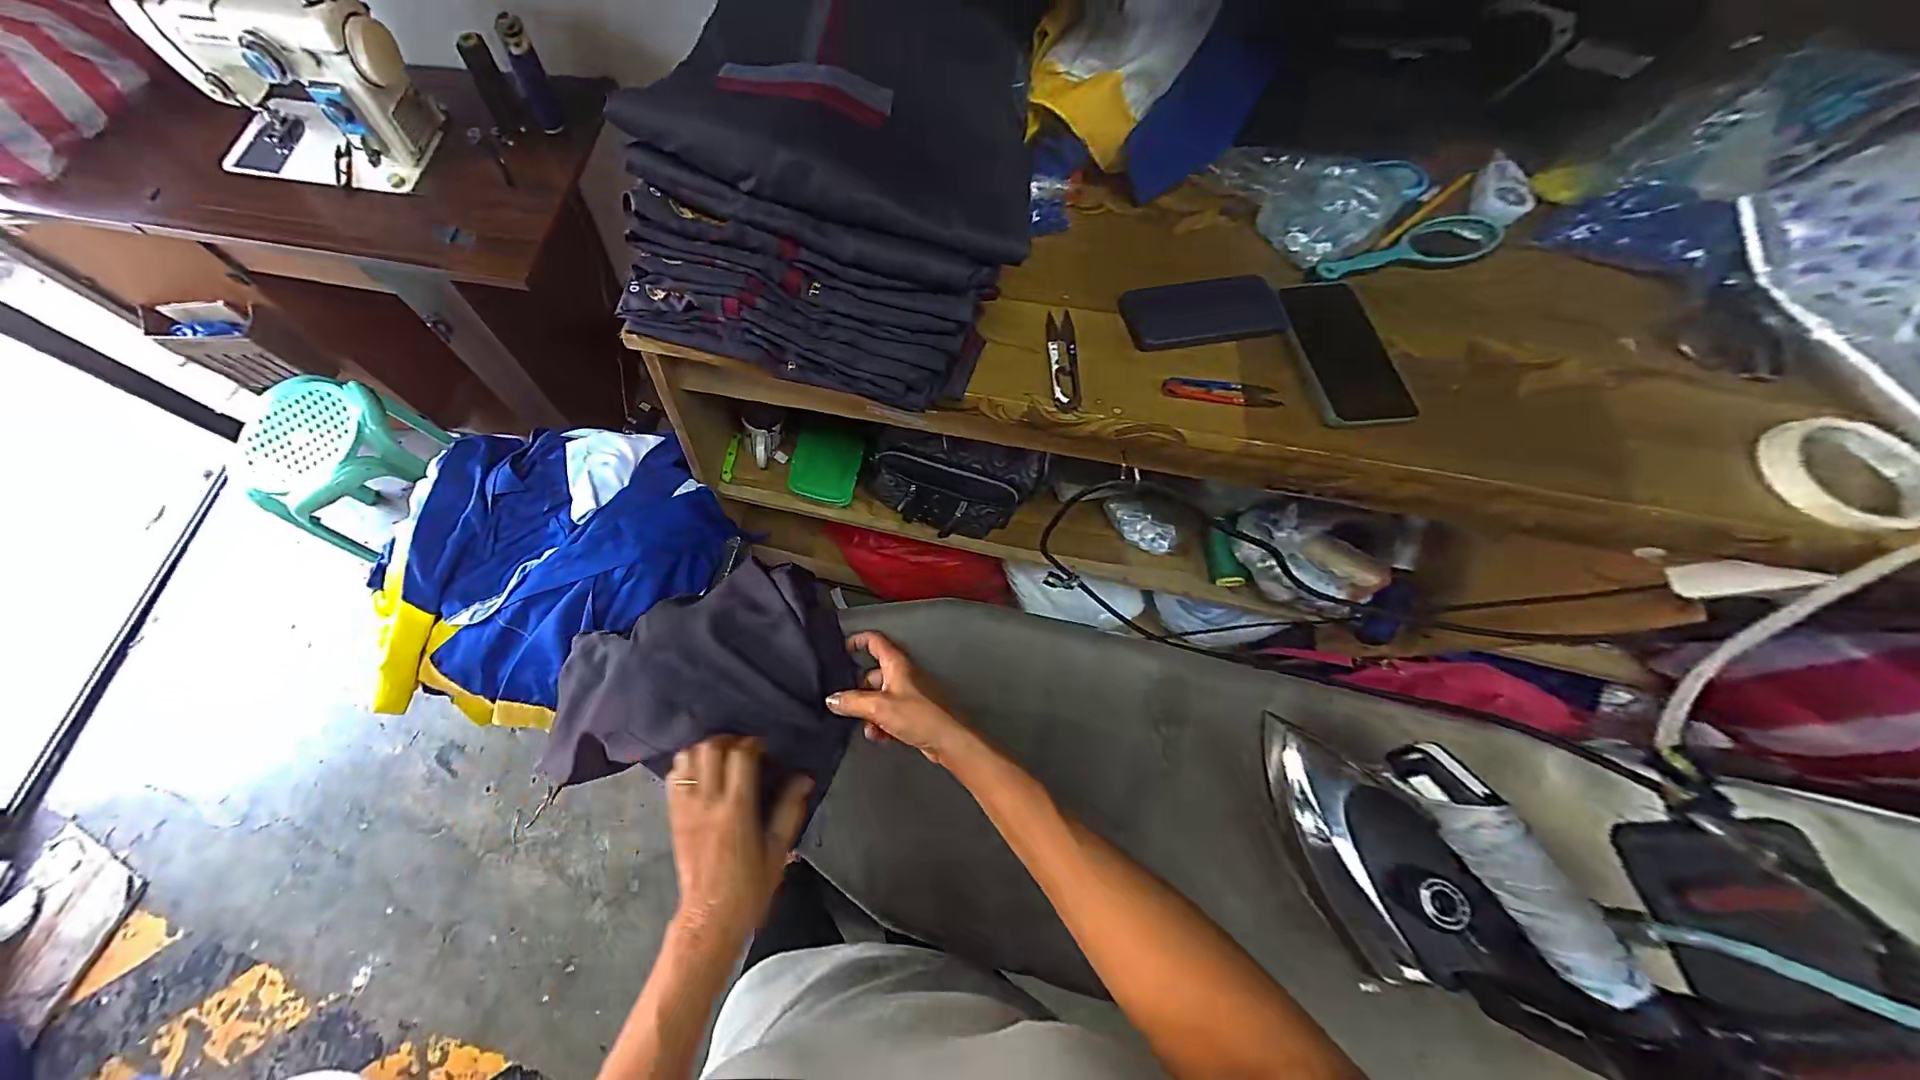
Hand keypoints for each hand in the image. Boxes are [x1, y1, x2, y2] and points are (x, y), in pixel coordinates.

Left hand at [664, 736, 811, 941]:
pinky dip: (687, 766)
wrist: (709, 918)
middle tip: (745, 749)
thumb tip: (804, 777)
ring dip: (706, 749)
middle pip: (710, 749)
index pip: (741, 755)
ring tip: (723, 757)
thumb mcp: (779, 849)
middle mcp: (707, 803)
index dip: (755, 744)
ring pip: (688, 758)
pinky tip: (702, 773)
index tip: (766, 750)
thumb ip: (790, 809)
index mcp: (737, 809)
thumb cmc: (749, 887)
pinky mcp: (673, 817)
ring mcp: (686, 809)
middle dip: (730, 740)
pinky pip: (673, 778)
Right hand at [827, 632, 975, 766]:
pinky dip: (881, 723)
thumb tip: (832, 699)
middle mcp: (903, 675)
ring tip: (867, 726)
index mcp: (896, 665)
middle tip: (846, 703)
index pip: (875, 642)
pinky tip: (879, 735)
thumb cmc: (919, 716)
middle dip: (858, 690)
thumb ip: (852, 702)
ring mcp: (908, 694)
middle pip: (872, 674)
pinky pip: (889, 713)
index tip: (842, 648)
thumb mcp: (879, 707)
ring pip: (879, 697)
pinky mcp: (912, 713)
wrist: (947, 739)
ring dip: (869, 712)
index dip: (858, 641)